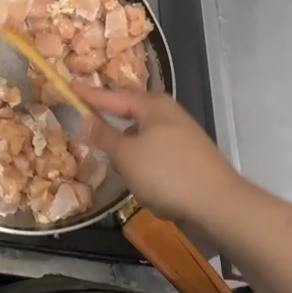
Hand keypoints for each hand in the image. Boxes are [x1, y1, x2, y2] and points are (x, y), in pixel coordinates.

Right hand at [75, 82, 245, 223]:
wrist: (221, 205)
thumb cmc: (167, 173)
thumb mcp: (126, 155)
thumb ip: (103, 135)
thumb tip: (83, 118)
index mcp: (152, 105)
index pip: (113, 96)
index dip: (90, 95)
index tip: (70, 86)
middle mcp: (169, 114)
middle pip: (131, 117)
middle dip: (115, 133)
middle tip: (96, 133)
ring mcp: (184, 137)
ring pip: (145, 142)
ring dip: (134, 159)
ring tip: (132, 177)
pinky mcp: (193, 160)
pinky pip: (160, 160)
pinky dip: (151, 172)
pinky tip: (153, 192)